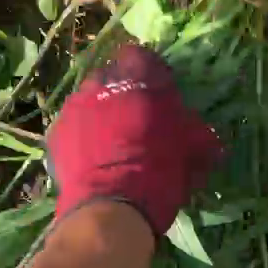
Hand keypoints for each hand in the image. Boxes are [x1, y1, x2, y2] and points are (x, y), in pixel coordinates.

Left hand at [47, 45, 222, 234]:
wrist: (110, 210)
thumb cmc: (159, 173)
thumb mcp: (192, 151)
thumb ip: (198, 135)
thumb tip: (212, 143)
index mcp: (139, 76)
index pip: (144, 57)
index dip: (152, 77)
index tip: (160, 98)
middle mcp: (102, 81)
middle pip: (113, 78)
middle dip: (124, 95)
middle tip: (137, 122)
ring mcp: (74, 105)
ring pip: (90, 100)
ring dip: (100, 114)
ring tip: (111, 144)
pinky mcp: (55, 132)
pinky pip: (72, 126)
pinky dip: (81, 137)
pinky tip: (91, 159)